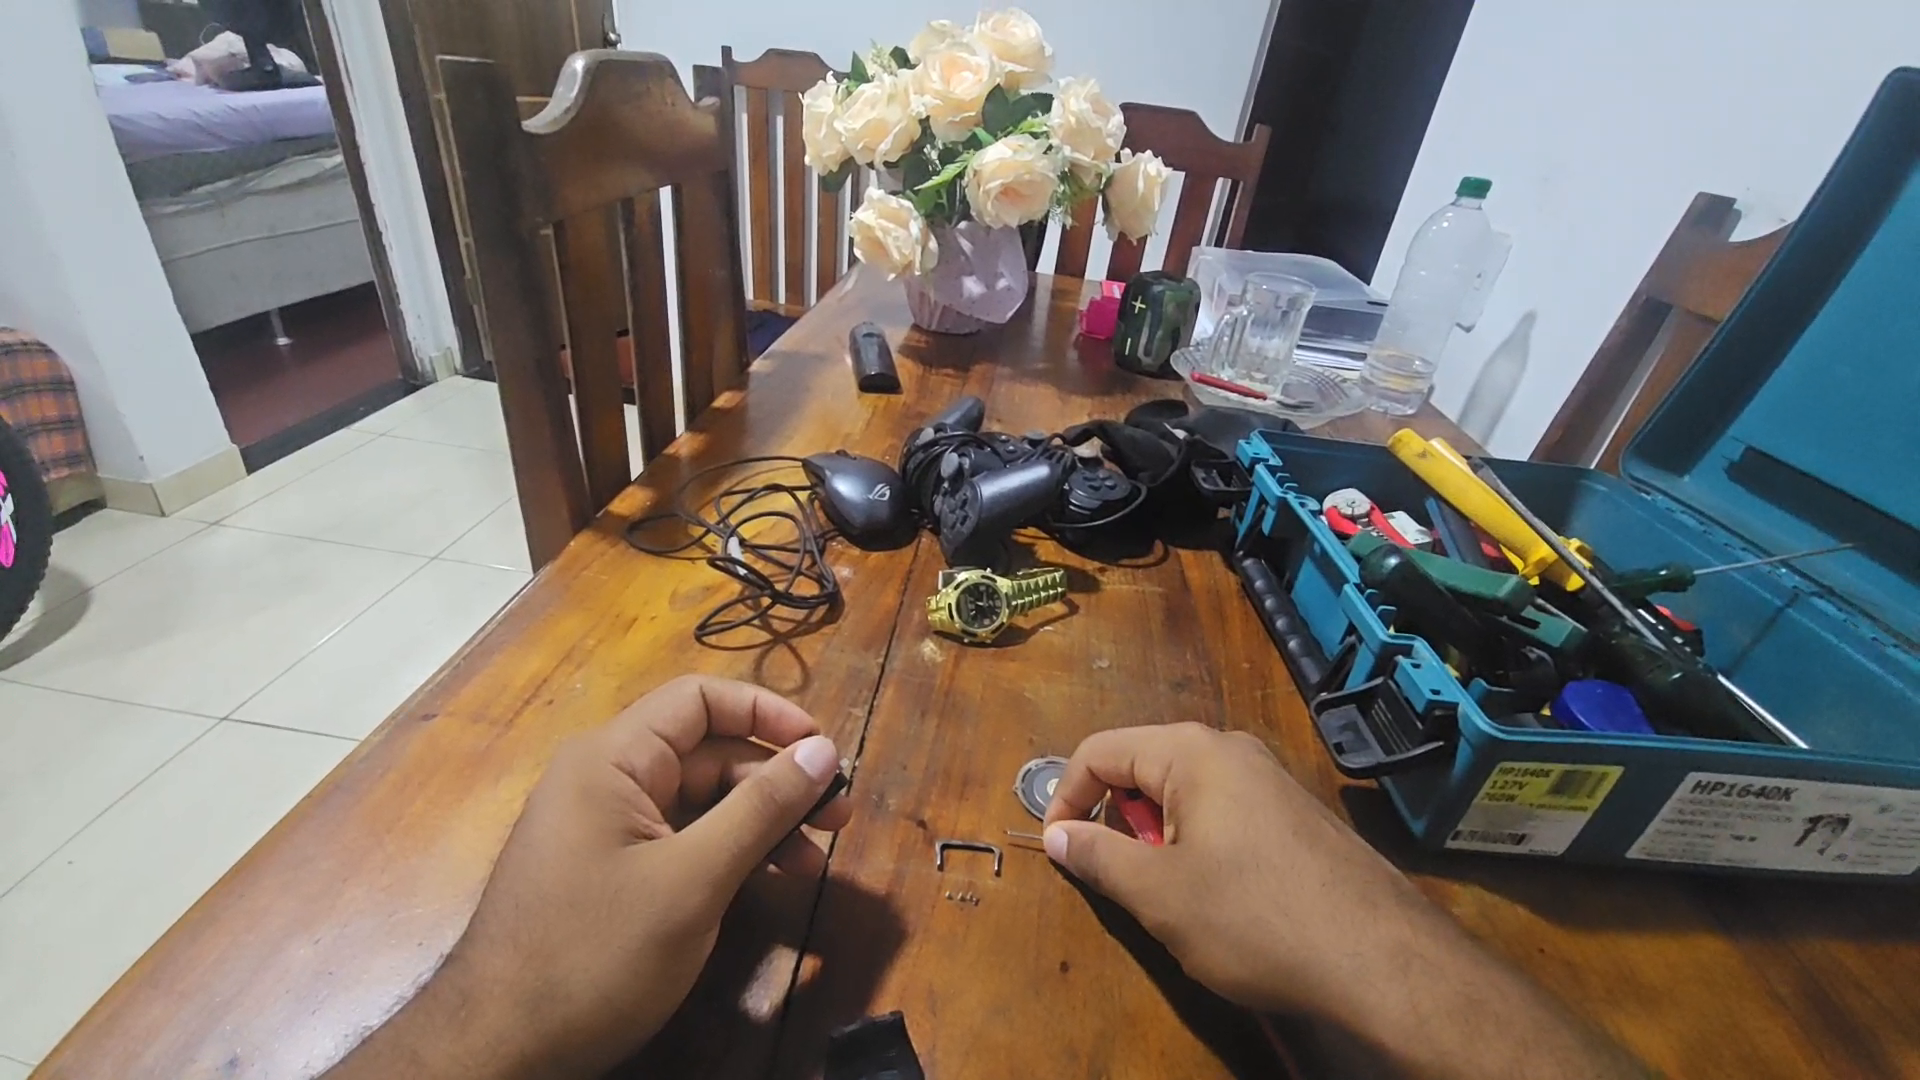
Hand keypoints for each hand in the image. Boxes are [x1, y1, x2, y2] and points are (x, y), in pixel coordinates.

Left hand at [327, 676, 848, 1079]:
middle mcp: (611, 778)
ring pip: (706, 799)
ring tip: (817, 860)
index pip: (701, 700)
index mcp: (614, 758)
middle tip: (839, 815)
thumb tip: (824, 750)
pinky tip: (773, 878)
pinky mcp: (618, 866)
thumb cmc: (594, 955)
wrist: (495, 1061)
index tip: (820, 749)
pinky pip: (687, 836)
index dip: (766, 713)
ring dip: (764, 821)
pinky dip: (733, 850)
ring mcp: (613, 825)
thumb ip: (761, 809)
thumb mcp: (693, 880)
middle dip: (778, 780)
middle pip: (711, 753)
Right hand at [1041, 724, 1640, 1079]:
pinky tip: (1222, 891)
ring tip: (1172, 890)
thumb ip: (1096, 855)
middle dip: (1117, 815)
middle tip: (1124, 874)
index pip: (1100, 750)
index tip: (1058, 844)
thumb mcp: (1159, 894)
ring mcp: (1268, 775)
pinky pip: (1223, 806)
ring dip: (1157, 831)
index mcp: (1190, 751)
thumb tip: (1055, 832)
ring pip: (1183, 788)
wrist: (1387, 961)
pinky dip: (1197, 837)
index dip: (1065, 794)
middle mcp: (1229, 747)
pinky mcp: (1294, 808)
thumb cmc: (1255, 917)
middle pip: (1143, 764)